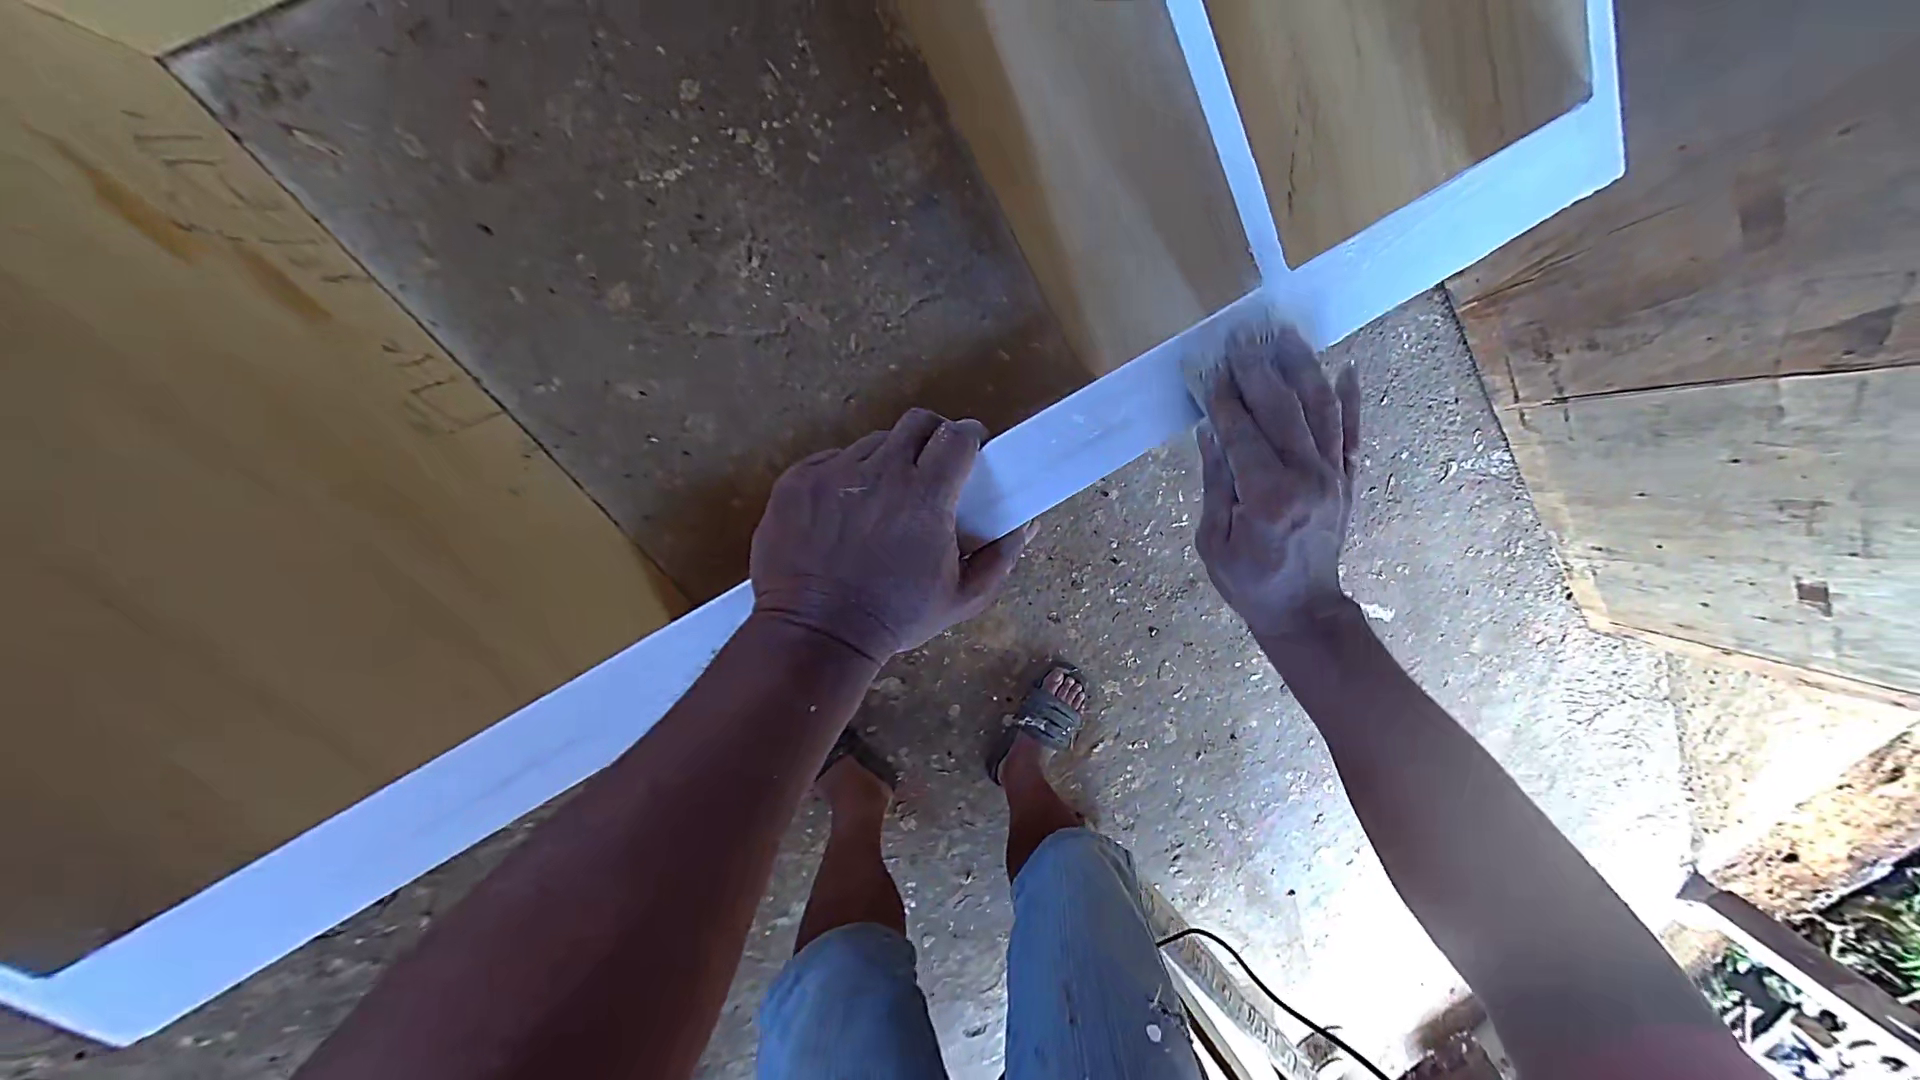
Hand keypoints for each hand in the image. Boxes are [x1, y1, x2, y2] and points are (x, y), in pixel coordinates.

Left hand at [750, 408, 1031, 663]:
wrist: (817, 635)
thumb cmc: (895, 619)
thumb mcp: (962, 598)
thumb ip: (1000, 557)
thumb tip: (1026, 524)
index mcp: (925, 497)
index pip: (957, 436)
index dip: (969, 436)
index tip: (971, 448)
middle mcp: (879, 474)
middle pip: (916, 423)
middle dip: (932, 436)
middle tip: (931, 465)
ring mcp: (832, 474)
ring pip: (871, 444)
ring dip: (886, 461)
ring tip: (882, 498)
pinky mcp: (797, 482)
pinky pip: (830, 460)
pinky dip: (844, 476)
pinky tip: (845, 511)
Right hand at [1194, 325, 1360, 641]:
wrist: (1302, 608)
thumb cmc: (1247, 581)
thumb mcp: (1213, 539)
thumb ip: (1215, 482)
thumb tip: (1210, 430)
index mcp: (1267, 497)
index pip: (1242, 433)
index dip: (1223, 399)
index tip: (1208, 368)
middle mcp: (1306, 477)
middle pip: (1282, 410)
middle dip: (1258, 370)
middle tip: (1241, 338)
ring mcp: (1333, 475)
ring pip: (1320, 409)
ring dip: (1302, 368)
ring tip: (1286, 334)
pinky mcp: (1346, 479)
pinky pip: (1351, 431)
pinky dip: (1350, 398)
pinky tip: (1346, 368)